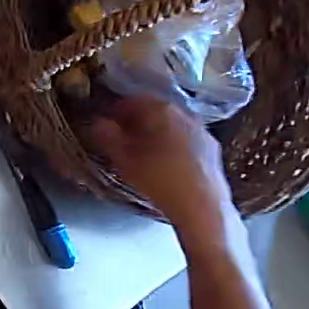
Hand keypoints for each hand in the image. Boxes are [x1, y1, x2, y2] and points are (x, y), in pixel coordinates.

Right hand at [86, 96, 235, 235]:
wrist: (204, 207)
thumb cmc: (160, 180)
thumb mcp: (125, 161)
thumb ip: (107, 138)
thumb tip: (96, 123)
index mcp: (161, 110)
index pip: (133, 100)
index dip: (116, 111)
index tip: (105, 123)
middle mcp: (184, 114)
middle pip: (155, 111)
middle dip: (136, 122)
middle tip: (121, 138)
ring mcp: (202, 131)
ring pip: (172, 125)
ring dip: (155, 134)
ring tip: (142, 153)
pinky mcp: (213, 150)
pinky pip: (186, 140)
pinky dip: (173, 146)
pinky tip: (165, 164)